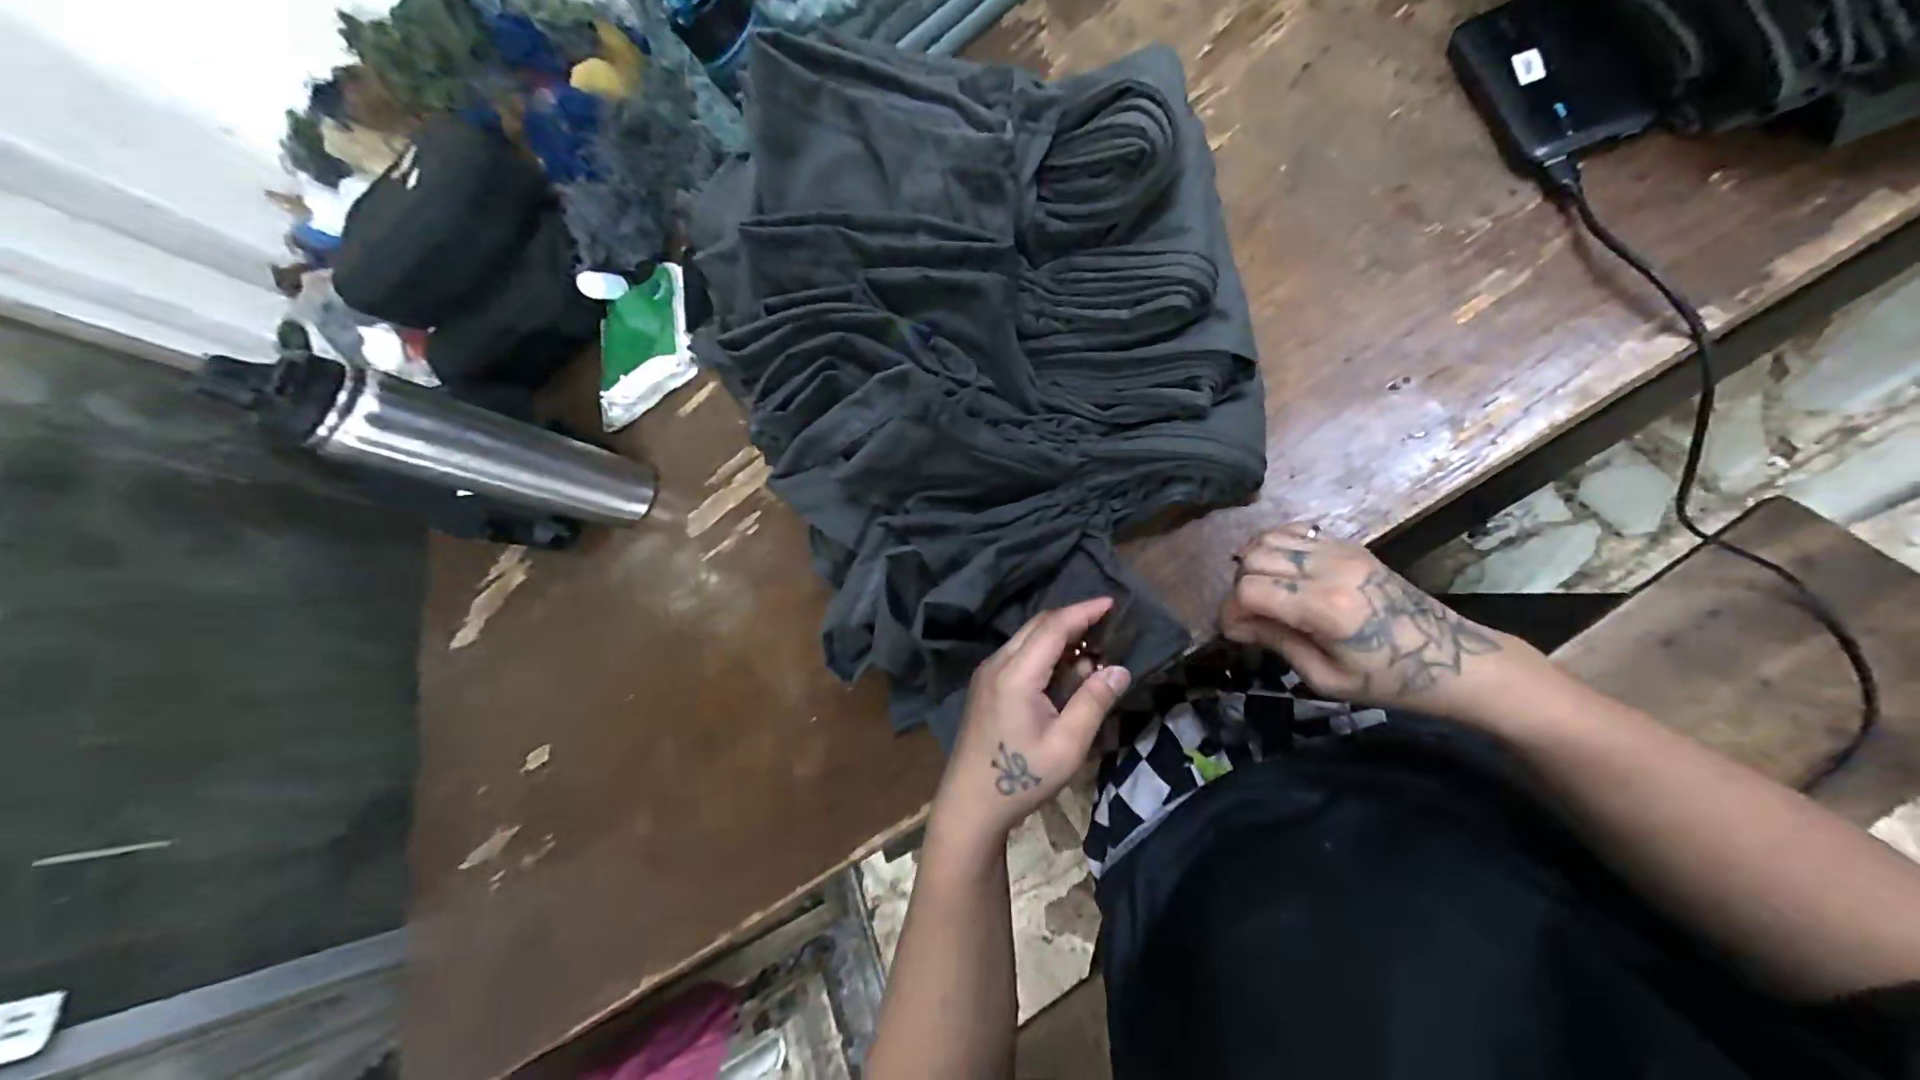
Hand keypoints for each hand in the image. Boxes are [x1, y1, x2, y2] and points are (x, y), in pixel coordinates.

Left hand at [929, 598, 1131, 857]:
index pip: (1053, 627)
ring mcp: (987, 674)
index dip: (1083, 611)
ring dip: (1059, 637)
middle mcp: (997, 664)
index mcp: (1016, 674)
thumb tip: (1119, 669)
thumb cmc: (1023, 777)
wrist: (970, 802)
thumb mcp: (1067, 745)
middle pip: (1037, 626)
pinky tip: (1066, 672)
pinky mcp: (985, 685)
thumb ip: (1093, 702)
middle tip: (1107, 625)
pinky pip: (1018, 654)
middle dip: (1073, 620)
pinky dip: (1044, 653)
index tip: (1112, 603)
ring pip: (1026, 639)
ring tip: (1093, 650)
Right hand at [1220, 525, 1540, 716]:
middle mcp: (1331, 569)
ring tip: (1264, 592)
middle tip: (1250, 615)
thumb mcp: (1325, 678)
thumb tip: (1234, 624)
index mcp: (1326, 608)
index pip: (1249, 590)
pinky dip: (1275, 548)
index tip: (1235, 633)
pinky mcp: (1350, 545)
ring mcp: (1342, 551)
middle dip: (1240, 587)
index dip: (1231, 612)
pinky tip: (1281, 573)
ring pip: (1268, 538)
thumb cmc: (1390, 681)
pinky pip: (1294, 532)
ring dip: (1254, 564)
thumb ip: (1276, 642)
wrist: (1456, 660)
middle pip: (1253, 557)